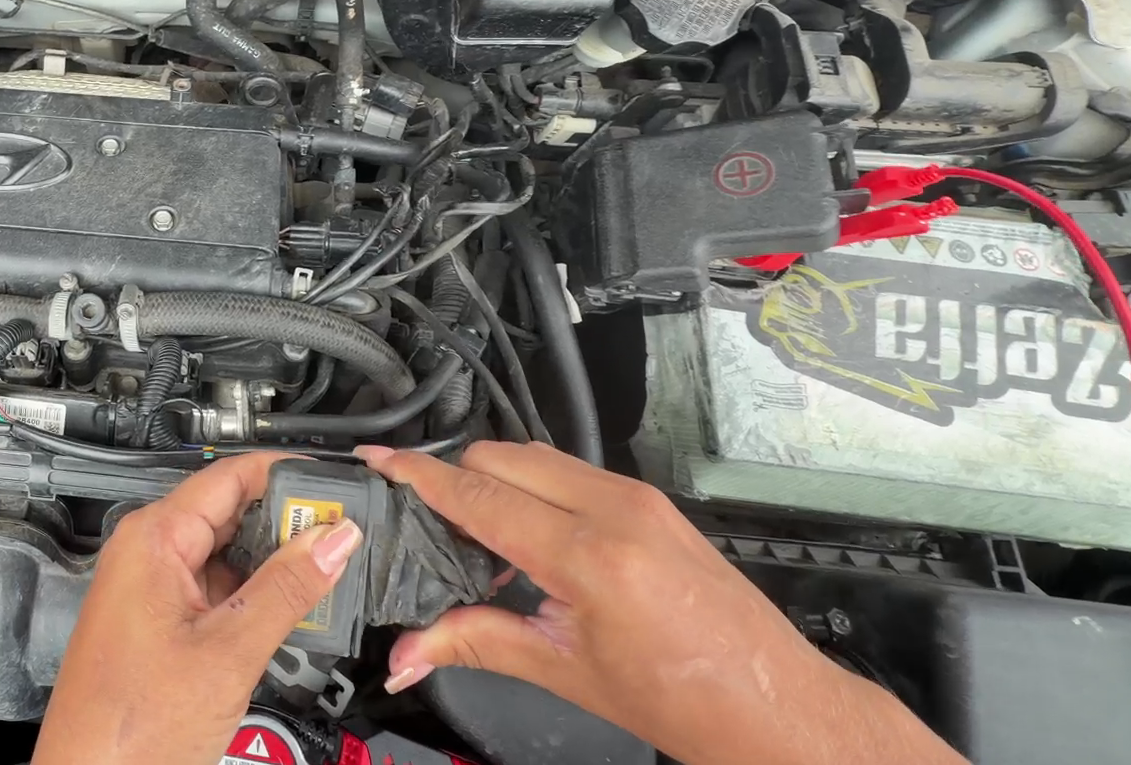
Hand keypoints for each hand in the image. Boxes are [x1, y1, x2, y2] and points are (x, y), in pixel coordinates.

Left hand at [32, 453, 362, 764]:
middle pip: (229, 510)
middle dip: (285, 520)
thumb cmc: (131, 726)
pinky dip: (252, 590)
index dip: (283, 473)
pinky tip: (287, 606)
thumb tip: (332, 539)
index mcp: (154, 537)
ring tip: (322, 570)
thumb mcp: (228, 652)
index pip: (229, 476)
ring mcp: (153, 581)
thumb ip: (286, 589)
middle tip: (339, 534)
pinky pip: (214, 582)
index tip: (329, 483)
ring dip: (271, 559)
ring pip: (225, 548)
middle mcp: (148, 548)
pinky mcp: (159, 613)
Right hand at [357, 442, 967, 764]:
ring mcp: (634, 496)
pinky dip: (527, 483)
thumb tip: (406, 653)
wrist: (783, 709)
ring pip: (527, 452)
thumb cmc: (686, 702)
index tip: (379, 459)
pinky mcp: (645, 496)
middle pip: (495, 456)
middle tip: (431, 521)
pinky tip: (528, 530)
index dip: (418, 475)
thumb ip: (473, 643)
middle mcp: (613, 510)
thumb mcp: (565, 673)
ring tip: (481, 530)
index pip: (478, 497)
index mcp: (589, 559)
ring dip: (490, 477)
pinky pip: (562, 466)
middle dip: (452, 478)